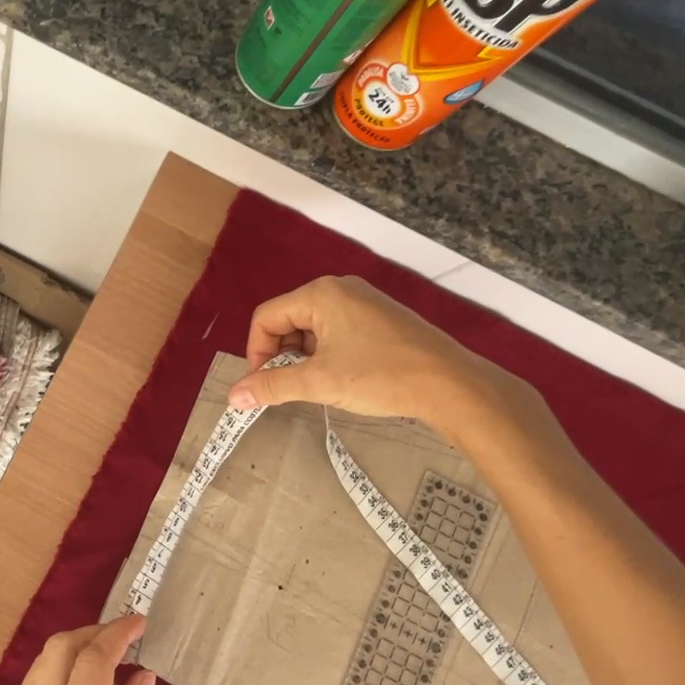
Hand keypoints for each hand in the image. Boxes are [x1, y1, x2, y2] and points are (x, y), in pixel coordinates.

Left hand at [0, 616, 154, 684]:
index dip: (118, 634)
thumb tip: (142, 677)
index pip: (93, 662)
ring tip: (111, 670)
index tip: (140, 620)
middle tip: (126, 637)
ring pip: (41, 666)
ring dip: (74, 654)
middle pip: (59, 650)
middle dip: (93, 634)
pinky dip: (59, 678)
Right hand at [227, 276, 522, 433]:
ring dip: (305, 357)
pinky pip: (336, 329)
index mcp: (320, 294)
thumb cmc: (380, 377)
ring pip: (312, 327)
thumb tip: (233, 396)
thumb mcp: (319, 383)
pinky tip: (342, 377)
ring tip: (319, 385)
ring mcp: (363, 300)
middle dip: (282, 355)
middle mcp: (339, 288)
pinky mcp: (380, 316)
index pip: (266, 317)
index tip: (264, 384)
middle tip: (292, 386)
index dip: (257, 352)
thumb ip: (272, 386)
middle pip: (288, 319)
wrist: (451, 385)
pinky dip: (327, 353)